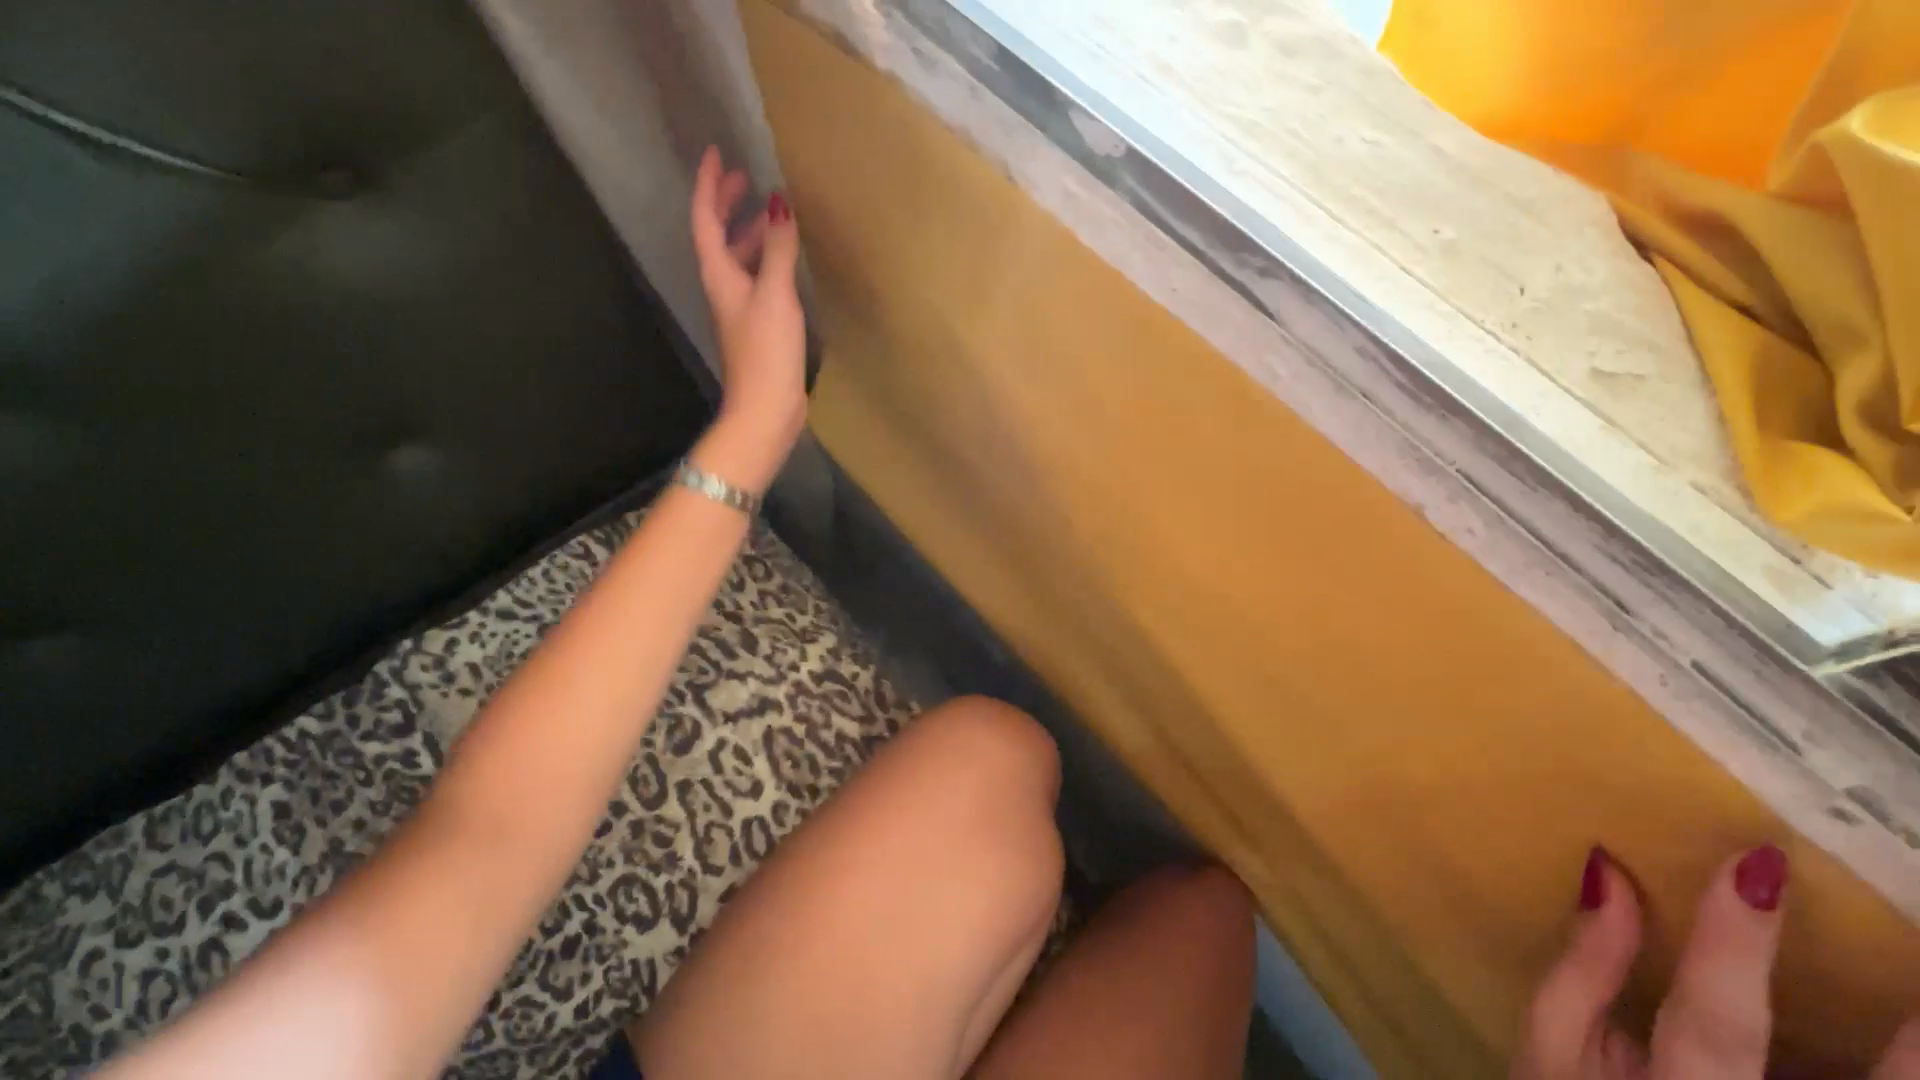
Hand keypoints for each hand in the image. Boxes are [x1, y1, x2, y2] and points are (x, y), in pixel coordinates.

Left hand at [689, 145, 806, 479]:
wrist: (765, 408)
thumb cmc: (766, 351)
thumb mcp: (775, 294)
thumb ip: (778, 248)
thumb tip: (779, 203)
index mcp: (719, 274)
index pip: (706, 219)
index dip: (710, 186)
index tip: (718, 154)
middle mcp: (723, 287)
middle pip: (718, 237)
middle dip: (728, 205)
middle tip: (746, 179)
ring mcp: (739, 308)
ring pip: (740, 259)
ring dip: (751, 233)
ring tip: (773, 214)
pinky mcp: (757, 326)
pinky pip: (757, 279)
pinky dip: (767, 260)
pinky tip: (786, 259)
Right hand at [1514, 845, 1919, 1078]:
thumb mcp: (1553, 1043)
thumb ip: (1585, 967)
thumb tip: (1611, 874)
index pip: (1715, 1020)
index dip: (1735, 944)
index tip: (1760, 865)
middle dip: (1913, 1040)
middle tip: (1918, 935)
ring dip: (1916, 1052)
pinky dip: (1894, 1054)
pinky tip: (1899, 1023)